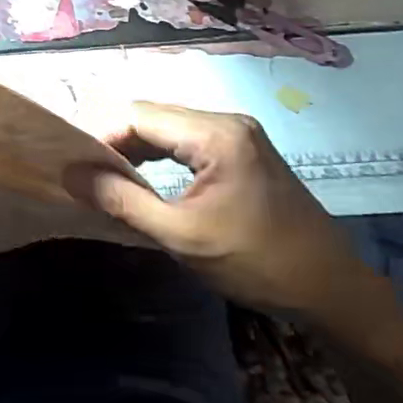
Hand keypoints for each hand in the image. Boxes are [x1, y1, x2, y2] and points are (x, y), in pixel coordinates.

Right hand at [74, 102, 376, 313]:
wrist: (330, 287)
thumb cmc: (256, 263)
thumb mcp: (182, 237)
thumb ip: (124, 202)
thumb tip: (72, 175)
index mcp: (216, 133)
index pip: (141, 116)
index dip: (103, 137)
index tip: (76, 168)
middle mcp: (228, 121)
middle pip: (156, 116)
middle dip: (118, 142)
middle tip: (88, 176)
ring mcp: (240, 133)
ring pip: (173, 128)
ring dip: (140, 149)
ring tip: (109, 180)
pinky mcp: (245, 150)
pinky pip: (192, 141)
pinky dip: (165, 156)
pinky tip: (147, 178)